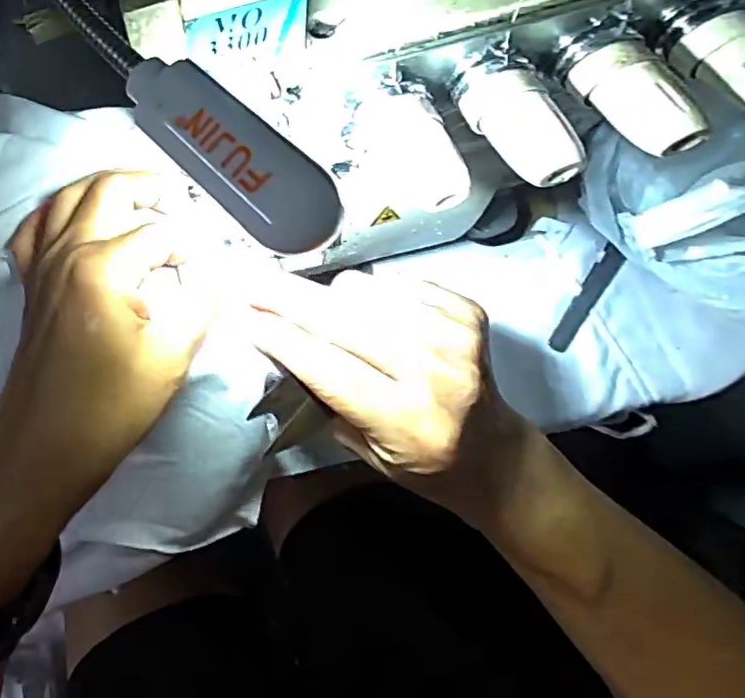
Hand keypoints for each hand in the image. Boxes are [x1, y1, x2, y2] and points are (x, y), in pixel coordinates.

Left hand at [0, 171, 215, 603]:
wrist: (40, 453)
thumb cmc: (107, 411)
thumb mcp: (169, 359)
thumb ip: (199, 303)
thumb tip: (217, 270)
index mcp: (101, 268)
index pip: (162, 233)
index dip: (196, 243)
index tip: (216, 261)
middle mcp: (66, 252)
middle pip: (108, 189)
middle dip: (150, 186)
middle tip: (181, 201)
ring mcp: (41, 264)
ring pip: (68, 196)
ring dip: (106, 187)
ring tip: (141, 200)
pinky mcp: (30, 282)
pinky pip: (34, 228)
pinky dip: (57, 213)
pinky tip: (79, 222)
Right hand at [244, 270, 547, 534]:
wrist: (498, 454)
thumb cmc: (425, 465)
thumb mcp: (366, 452)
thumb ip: (325, 399)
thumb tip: (280, 342)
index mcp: (407, 421)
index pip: (328, 367)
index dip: (282, 338)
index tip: (246, 315)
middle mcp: (434, 372)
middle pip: (342, 318)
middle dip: (288, 297)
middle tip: (254, 281)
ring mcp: (454, 334)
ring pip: (362, 289)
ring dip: (331, 297)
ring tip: (328, 315)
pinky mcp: (466, 309)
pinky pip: (391, 280)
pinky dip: (370, 293)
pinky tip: (372, 314)